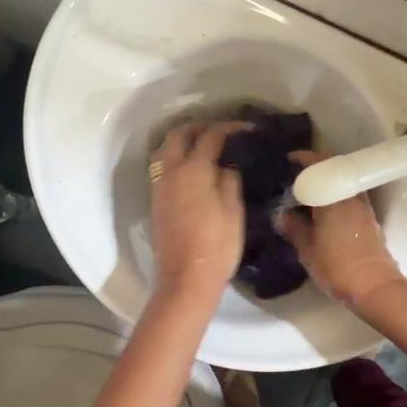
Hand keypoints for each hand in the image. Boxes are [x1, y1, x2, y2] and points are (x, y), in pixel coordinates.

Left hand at [148, 120, 248, 298]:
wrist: (186, 279)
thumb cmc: (216, 245)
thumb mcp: (233, 210)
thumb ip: (229, 180)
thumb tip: (226, 164)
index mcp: (193, 169)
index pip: (211, 136)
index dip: (230, 128)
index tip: (249, 129)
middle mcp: (172, 172)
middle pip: (179, 135)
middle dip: (199, 127)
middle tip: (221, 132)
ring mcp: (161, 187)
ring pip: (167, 150)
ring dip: (185, 141)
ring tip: (207, 147)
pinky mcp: (157, 201)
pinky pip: (164, 167)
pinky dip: (178, 158)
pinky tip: (196, 169)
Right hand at [275, 150, 405, 305]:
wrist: (374, 286)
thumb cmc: (336, 266)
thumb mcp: (307, 249)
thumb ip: (293, 228)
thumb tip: (281, 215)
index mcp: (333, 197)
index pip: (320, 164)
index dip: (304, 158)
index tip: (290, 160)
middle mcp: (351, 195)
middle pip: (335, 170)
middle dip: (316, 169)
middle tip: (297, 178)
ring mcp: (363, 206)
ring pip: (343, 184)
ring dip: (328, 183)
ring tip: (308, 194)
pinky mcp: (369, 219)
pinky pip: (349, 196)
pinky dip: (336, 196)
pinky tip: (323, 210)